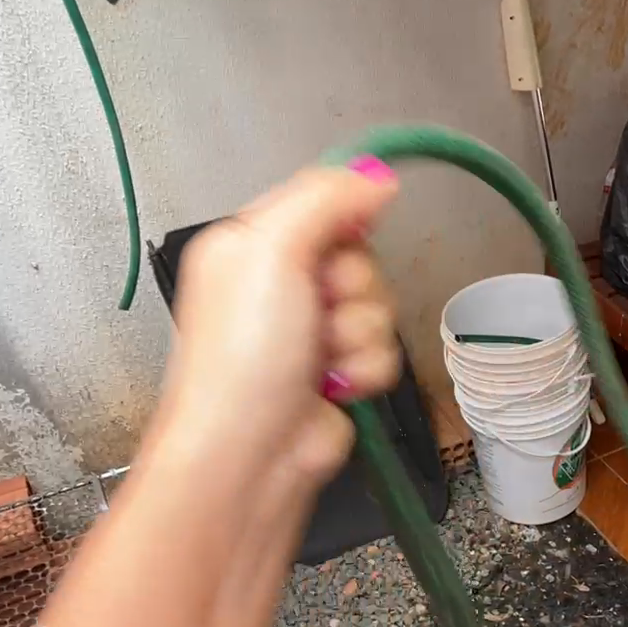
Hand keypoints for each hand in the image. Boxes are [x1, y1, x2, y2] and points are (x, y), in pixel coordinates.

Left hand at [152, 156, 401, 484]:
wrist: (254, 450)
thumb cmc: (244, 357)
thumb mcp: (271, 253)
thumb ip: (326, 201)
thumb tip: (379, 176)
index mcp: (254, 245)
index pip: (324, 205)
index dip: (343, 223)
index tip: (338, 248)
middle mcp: (285, 284)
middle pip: (362, 259)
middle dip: (352, 291)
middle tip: (317, 312)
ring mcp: (315, 331)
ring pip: (379, 308)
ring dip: (359, 337)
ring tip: (321, 359)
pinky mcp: (341, 371)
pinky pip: (383, 351)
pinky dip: (365, 371)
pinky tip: (335, 385)